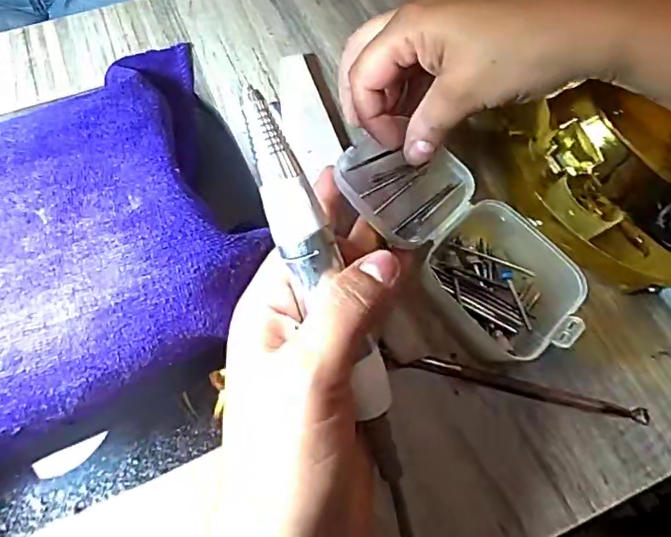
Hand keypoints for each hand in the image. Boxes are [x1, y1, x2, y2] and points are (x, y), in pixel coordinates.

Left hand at [214, 168, 411, 536]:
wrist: (295, 536)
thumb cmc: (281, 457)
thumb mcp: (308, 374)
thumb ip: (344, 313)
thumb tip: (383, 259)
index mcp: (266, 308)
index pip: (295, 242)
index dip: (319, 206)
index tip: (342, 171)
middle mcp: (291, 320)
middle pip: (328, 262)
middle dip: (354, 228)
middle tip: (386, 188)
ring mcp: (321, 349)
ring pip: (353, 294)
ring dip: (375, 265)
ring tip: (402, 225)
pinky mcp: (349, 379)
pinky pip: (369, 330)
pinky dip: (387, 308)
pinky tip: (403, 285)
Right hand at [339, 0, 628, 165]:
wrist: (589, 23)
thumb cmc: (523, 52)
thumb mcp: (470, 92)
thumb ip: (430, 123)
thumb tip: (410, 155)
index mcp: (407, 23)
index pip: (363, 71)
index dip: (368, 113)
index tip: (391, 146)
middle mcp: (412, 12)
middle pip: (363, 52)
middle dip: (361, 94)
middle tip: (373, 129)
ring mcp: (434, 13)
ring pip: (388, 52)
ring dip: (388, 88)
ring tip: (400, 124)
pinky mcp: (455, 21)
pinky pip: (416, 51)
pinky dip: (411, 80)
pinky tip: (423, 105)